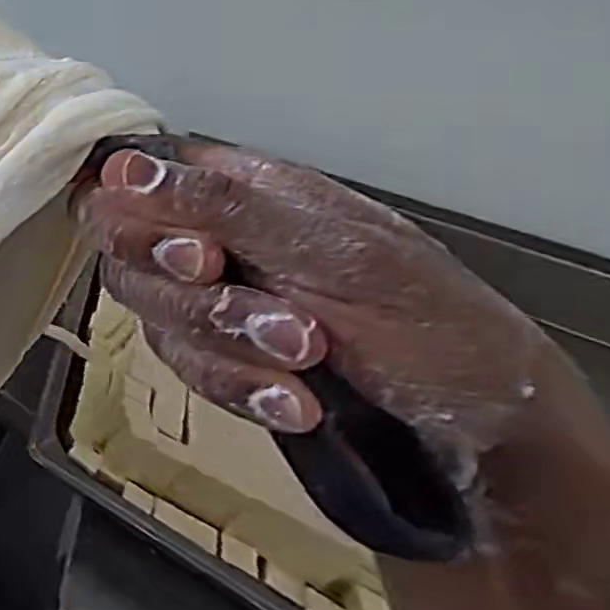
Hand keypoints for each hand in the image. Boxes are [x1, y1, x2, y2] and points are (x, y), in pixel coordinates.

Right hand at [75, 142, 609, 609]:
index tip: (193, 255)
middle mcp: (200, 230)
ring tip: (306, 360)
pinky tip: (292, 401)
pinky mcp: (205, 350)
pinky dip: (232, 385)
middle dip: (190, 292)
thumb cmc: (434, 322)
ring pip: (144, 306)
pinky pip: (177, 361)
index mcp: (229, 184)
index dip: (131, 213)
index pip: (125, 178)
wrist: (488, 441)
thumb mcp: (339, 253)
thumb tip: (123, 168)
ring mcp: (198, 292)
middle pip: (120, 246)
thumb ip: (223, 204)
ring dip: (224, 340)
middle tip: (272, 316)